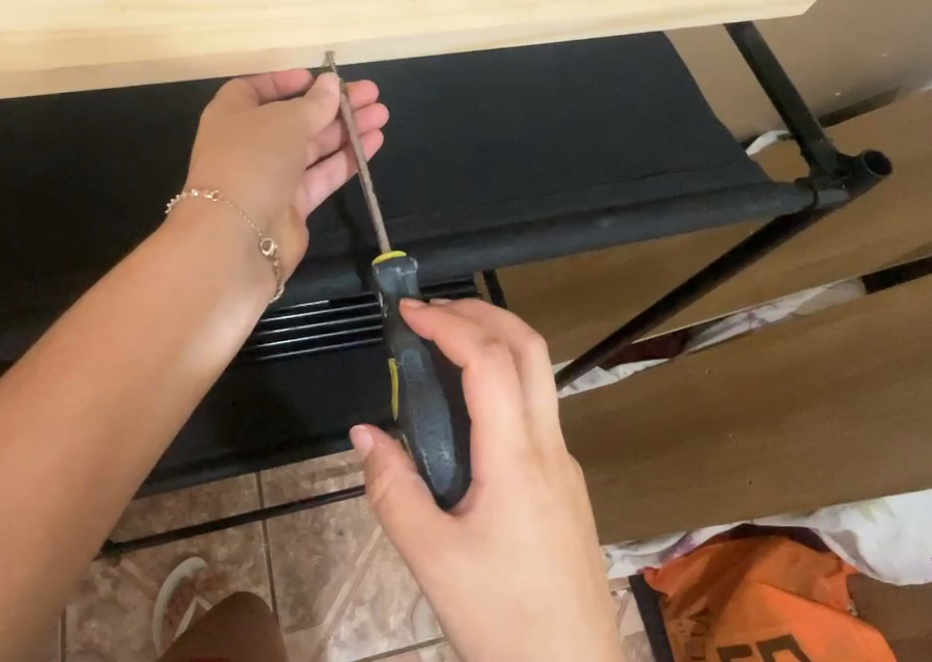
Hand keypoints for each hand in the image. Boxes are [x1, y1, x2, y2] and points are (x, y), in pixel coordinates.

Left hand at [182, 69, 386, 276]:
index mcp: (231, 115)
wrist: (236, 238)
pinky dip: (345, 160)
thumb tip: (331, 84)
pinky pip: (320, 176)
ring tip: (381, 114)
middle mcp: (248, 144)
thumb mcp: (286, 121)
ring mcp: (269, 177)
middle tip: (371, 93)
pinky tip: (374, 142)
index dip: (286, 81)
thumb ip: (314, 103)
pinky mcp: (290, 206)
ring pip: (312, 147)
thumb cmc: (253, 161)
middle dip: (332, 105)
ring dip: (345, 130)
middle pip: (294, 117)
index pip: (256, 89)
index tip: (319, 78)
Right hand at [352, 299, 621, 661]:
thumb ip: (394, 490)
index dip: (448, 324)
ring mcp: (564, 465)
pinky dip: (502, 380)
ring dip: (495, 342)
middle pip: (529, 349)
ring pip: (539, 377)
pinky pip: (536, 410)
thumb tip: (365, 434)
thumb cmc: (501, 620)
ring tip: (443, 347)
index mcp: (515, 460)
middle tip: (432, 310)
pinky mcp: (566, 485)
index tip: (407, 312)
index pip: (488, 362)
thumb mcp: (432, 561)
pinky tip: (467, 411)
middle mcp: (549, 448)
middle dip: (482, 312)